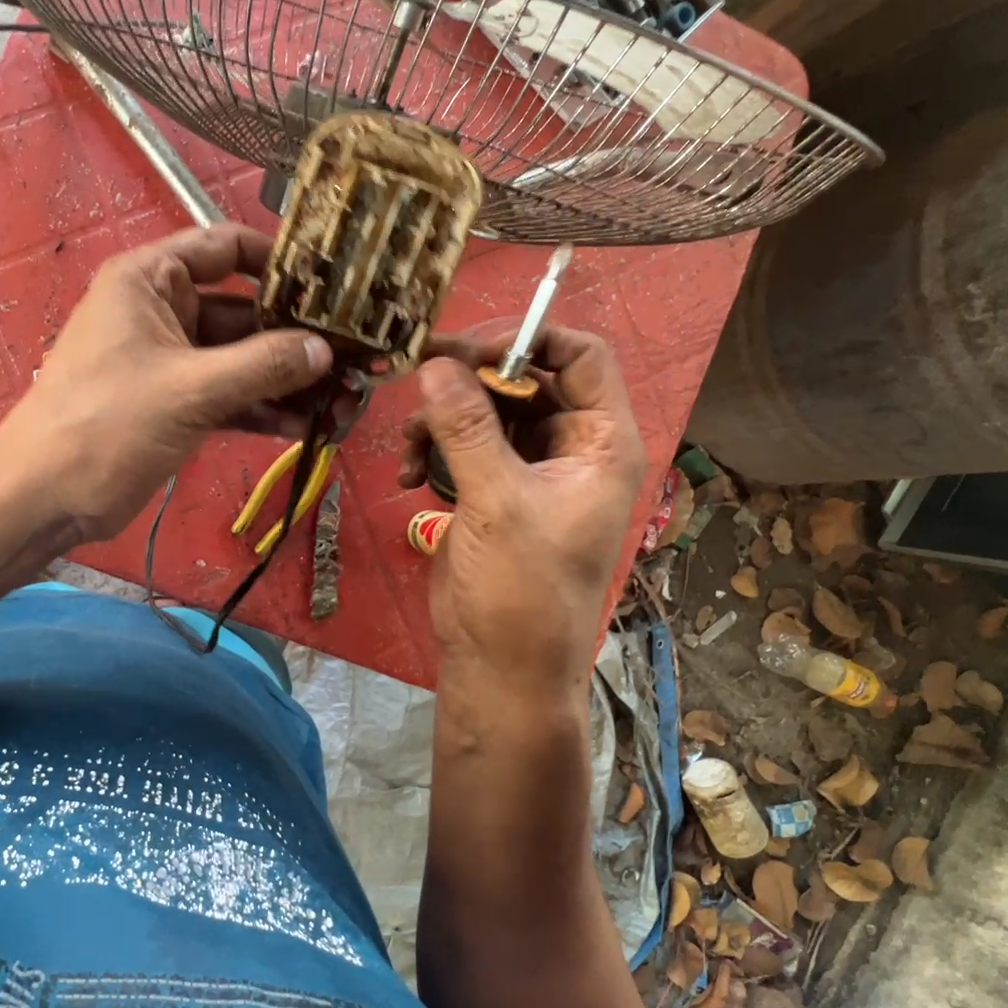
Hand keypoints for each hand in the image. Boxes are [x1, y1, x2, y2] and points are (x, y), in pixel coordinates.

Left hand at [0, 224, 334, 542]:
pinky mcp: (175, 405)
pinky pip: (230, 396)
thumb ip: (262, 365)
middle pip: (244, 311)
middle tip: (357, 357)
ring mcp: (170, 361)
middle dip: (298, 338)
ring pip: (242, 360)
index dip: (281, 260)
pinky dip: (264, 410)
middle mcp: (163, 311)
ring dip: (289, 381)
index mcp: (151, 280)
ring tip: (346, 402)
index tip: (335, 280)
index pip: (225, 247)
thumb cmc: (106, 423)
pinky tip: (310, 426)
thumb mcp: (190, 389)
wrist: (44, 496)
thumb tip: (325, 350)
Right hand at [398, 328, 647, 699]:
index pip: (580, 357)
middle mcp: (571, 446)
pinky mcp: (493, 489)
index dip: (527, 341)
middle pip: (524, 380)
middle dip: (468, 381)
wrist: (500, 665)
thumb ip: (466, 427)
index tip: (466, 348)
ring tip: (408, 449)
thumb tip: (435, 364)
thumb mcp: (496, 501)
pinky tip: (408, 477)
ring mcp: (529, 468)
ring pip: (485, 411)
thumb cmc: (520, 589)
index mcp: (600, 442)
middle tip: (416, 376)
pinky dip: (433, 451)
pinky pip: (463, 444)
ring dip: (441, 420)